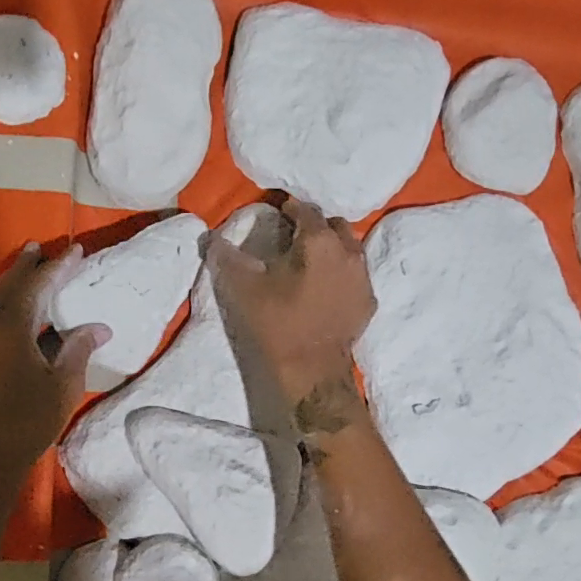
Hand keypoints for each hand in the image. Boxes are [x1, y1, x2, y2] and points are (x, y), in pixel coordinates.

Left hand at [0, 244, 109, 468]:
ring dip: (4, 279)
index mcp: (14, 326)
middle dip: (30, 267)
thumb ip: (78, 349)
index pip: (39, 286)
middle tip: (44, 250)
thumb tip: (98, 327)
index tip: (77, 252)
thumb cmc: (31, 419)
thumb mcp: (63, 383)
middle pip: (10, 286)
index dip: (59, 268)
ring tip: (18, 262)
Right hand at [209, 197, 375, 425]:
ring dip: (331, 248)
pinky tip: (325, 288)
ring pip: (349, 249)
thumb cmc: (276, 325)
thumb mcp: (242, 288)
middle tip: (292, 239)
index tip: (276, 213)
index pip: (305, 210)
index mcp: (319, 241)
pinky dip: (341, 274)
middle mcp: (349, 252)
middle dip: (314, 226)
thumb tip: (212, 237)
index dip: (288, 208)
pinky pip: (355, 276)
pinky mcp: (368, 302)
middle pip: (333, 225)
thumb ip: (226, 256)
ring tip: (309, 262)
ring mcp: (363, 278)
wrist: (312, 372)